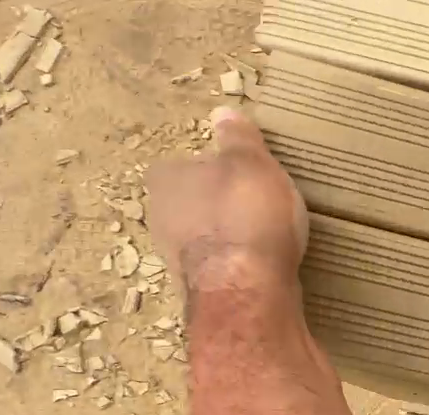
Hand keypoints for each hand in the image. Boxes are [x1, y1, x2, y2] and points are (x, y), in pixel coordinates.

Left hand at [146, 106, 308, 291]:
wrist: (246, 287)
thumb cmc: (248, 218)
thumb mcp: (253, 166)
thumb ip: (240, 141)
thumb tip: (225, 113)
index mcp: (166, 176)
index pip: (195, 166)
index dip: (228, 175)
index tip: (257, 187)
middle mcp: (159, 212)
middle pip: (198, 204)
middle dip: (225, 211)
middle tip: (265, 218)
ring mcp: (176, 254)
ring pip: (207, 240)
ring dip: (232, 243)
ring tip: (269, 250)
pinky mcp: (200, 288)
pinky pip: (223, 271)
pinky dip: (240, 271)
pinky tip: (265, 275)